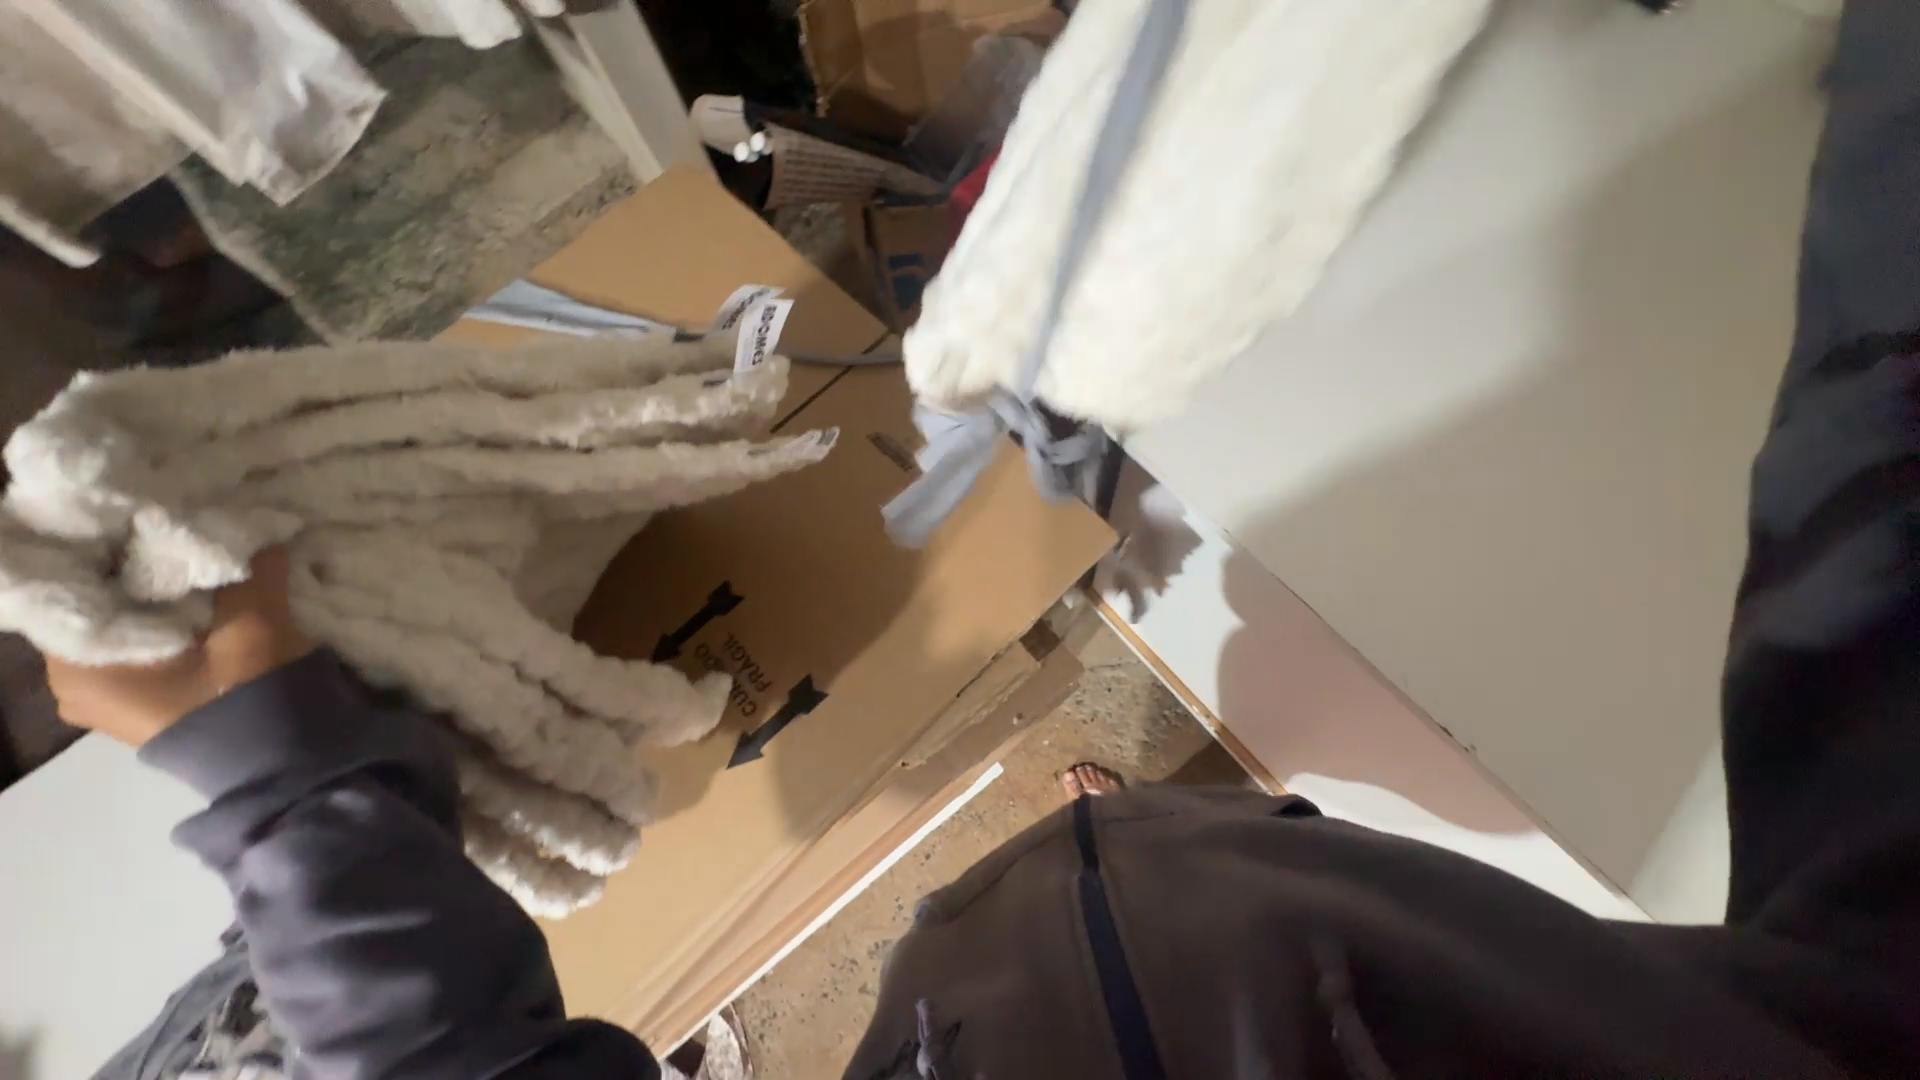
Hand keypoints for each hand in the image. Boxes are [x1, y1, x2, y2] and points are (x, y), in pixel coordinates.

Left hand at [45, 547, 314, 746]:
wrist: (286, 763)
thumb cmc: (250, 698)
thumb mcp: (253, 630)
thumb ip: (250, 577)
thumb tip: (259, 533)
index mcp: (76, 666)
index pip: (74, 586)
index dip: (116, 548)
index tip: (157, 521)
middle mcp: (76, 681)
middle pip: (102, 604)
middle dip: (146, 571)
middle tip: (190, 539)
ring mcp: (113, 694)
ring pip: (129, 624)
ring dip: (167, 596)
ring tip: (207, 566)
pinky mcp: (149, 699)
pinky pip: (149, 643)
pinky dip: (177, 620)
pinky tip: (212, 602)